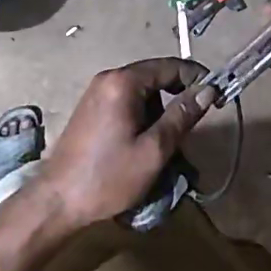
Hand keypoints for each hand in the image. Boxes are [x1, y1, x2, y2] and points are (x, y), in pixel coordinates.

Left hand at [31, 57, 214, 228]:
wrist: (54, 205)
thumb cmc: (107, 177)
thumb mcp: (154, 149)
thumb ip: (183, 115)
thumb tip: (208, 89)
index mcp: (124, 82)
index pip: (171, 66)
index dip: (197, 79)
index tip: (217, 98)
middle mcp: (109, 79)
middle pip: (157, 77)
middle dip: (179, 98)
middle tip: (193, 126)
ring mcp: (97, 94)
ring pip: (143, 93)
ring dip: (161, 112)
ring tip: (168, 144)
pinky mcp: (91, 110)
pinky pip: (128, 103)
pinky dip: (144, 117)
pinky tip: (146, 145)